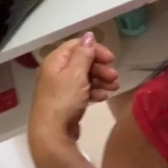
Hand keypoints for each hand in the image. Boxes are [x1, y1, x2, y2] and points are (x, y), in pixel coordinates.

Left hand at [30, 32, 120, 154]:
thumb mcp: (76, 74)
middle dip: (100, 67)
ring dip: (101, 80)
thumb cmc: (64, 100)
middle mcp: (57, 71)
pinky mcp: (67, 101)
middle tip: (115, 77)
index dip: (95, 50)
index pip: (77, 46)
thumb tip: (89, 35)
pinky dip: (95, 91)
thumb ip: (84, 54)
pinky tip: (103, 97)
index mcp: (56, 61)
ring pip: (85, 77)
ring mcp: (61, 87)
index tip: (112, 59)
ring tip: (114, 88)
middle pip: (82, 61)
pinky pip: (83, 91)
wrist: (52, 132)